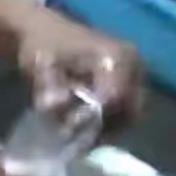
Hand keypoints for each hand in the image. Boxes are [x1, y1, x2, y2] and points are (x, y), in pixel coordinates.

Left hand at [17, 19, 142, 130]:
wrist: (44, 31)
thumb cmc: (41, 46)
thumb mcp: (40, 64)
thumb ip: (47, 86)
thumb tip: (54, 109)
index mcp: (117, 59)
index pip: (117, 96)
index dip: (96, 117)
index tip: (72, 131)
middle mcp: (135, 66)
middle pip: (130, 107)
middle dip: (105, 128)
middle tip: (78, 144)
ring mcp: (134, 74)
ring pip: (129, 110)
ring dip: (107, 127)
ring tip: (79, 140)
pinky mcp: (126, 81)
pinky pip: (123, 106)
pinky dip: (105, 120)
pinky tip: (82, 129)